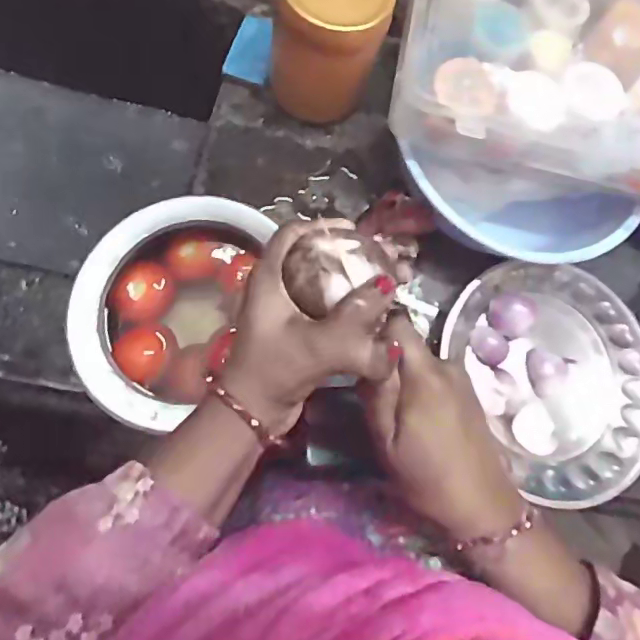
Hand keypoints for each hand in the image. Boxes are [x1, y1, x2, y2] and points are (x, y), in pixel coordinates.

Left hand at [221, 219, 395, 434]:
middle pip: (312, 256)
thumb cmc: (275, 370)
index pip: (291, 234)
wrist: (252, 414)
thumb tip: (388, 286)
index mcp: (269, 279)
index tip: (352, 231)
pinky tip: (373, 308)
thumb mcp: (316, 344)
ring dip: (352, 279)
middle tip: (379, 256)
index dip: (320, 226)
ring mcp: (286, 310)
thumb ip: (354, 317)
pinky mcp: (297, 330)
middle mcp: (276, 288)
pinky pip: (326, 305)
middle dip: (348, 254)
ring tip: (383, 279)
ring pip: (322, 281)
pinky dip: (349, 302)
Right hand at [362, 312, 526, 541]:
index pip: (398, 322)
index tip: (359, 350)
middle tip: (371, 391)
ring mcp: (461, 375)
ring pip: (420, 360)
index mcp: (425, 373)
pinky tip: (418, 417)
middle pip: (409, 343)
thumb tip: (367, 354)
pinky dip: (421, 386)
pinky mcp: (468, 389)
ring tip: (395, 410)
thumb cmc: (428, 479)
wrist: (483, 505)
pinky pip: (435, 374)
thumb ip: (376, 393)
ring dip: (405, 376)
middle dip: (388, 359)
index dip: (376, 330)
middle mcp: (446, 363)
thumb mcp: (388, 443)